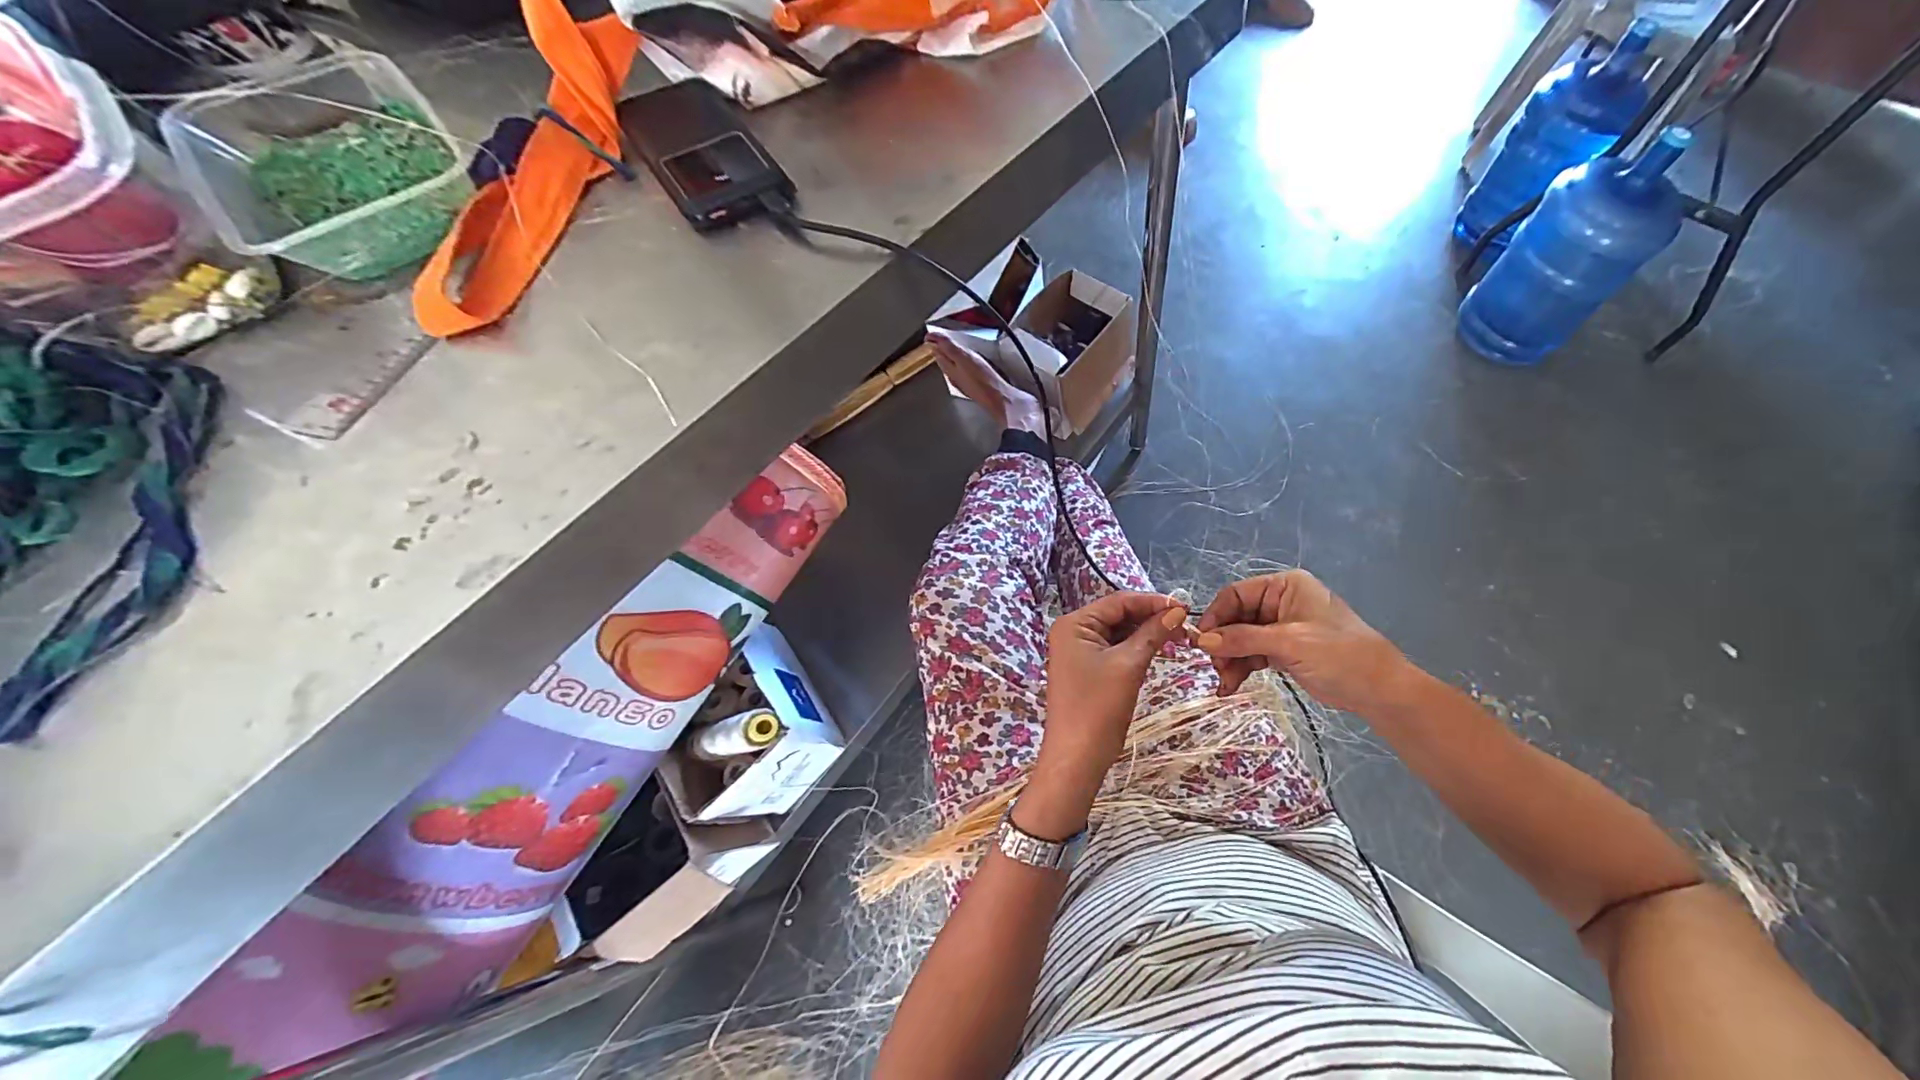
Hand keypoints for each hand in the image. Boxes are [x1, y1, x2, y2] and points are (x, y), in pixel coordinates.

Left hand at [1020, 592, 1185, 835]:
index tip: (1185, 606)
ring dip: (1146, 632)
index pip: (1118, 601)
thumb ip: (1152, 634)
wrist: (1077, 756)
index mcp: (1074, 624)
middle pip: (1117, 614)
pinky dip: (1136, 647)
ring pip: (1118, 632)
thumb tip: (1176, 611)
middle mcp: (1072, 631)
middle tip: (1186, 624)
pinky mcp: (1086, 669)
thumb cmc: (1098, 707)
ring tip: (1179, 636)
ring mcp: (1077, 651)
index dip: (1152, 602)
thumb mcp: (1129, 665)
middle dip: (1150, 617)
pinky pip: (1114, 649)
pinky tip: (1159, 649)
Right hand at [1193, 569, 1420, 713]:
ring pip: (1241, 639)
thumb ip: (1243, 639)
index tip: (1202, 641)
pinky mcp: (1284, 650)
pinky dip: (1241, 667)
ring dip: (1229, 659)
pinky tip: (1231, 684)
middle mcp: (1280, 602)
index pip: (1236, 594)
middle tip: (1215, 667)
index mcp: (1285, 587)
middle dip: (1223, 643)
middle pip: (1236, 618)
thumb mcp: (1289, 643)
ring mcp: (1282, 627)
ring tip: (1225, 682)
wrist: (1380, 691)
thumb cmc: (1340, 655)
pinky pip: (1252, 654)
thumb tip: (1204, 640)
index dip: (1217, 616)